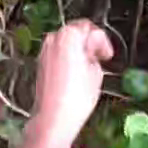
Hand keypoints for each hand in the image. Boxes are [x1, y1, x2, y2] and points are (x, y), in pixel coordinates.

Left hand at [29, 20, 112, 147]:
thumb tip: (91, 51)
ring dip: (77, 50)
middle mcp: (54, 37)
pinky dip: (67, 57)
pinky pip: (58, 53)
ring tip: (89, 67)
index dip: (102, 41)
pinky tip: (75, 73)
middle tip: (100, 58)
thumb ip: (95, 53)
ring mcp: (45, 49)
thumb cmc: (77, 96)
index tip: (107, 55)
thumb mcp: (96, 72)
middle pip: (76, 32)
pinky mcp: (40, 62)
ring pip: (66, 42)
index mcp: (69, 35)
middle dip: (89, 43)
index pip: (90, 28)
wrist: (53, 119)